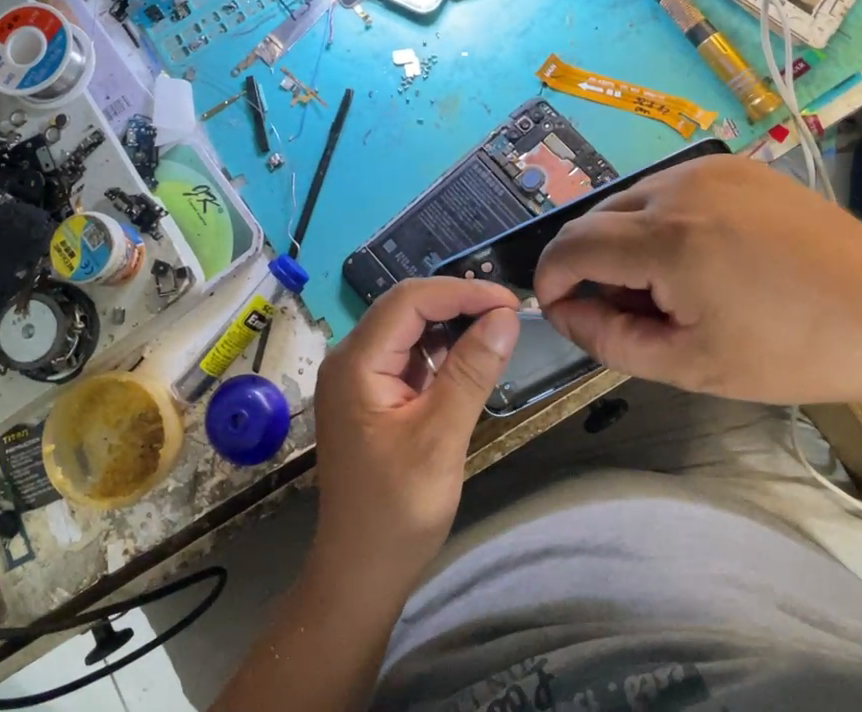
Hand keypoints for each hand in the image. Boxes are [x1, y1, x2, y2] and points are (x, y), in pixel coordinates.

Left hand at [312, 278, 520, 585]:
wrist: (360, 568)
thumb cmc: (397, 509)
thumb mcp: (440, 437)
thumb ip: (471, 372)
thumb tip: (505, 317)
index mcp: (355, 363)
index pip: (409, 300)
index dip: (461, 292)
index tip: (511, 302)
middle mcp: (349, 360)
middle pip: (404, 308)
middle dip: (457, 304)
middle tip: (510, 315)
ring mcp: (357, 379)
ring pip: (406, 330)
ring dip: (450, 325)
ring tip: (497, 331)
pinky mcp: (370, 397)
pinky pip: (406, 358)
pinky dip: (439, 353)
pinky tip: (469, 359)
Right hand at [534, 155, 861, 409]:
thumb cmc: (793, 353)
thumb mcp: (689, 365)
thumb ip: (608, 339)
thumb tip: (563, 311)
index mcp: (667, 238)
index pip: (571, 245)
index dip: (551, 279)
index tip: (560, 310)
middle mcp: (682, 186)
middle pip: (597, 219)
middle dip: (592, 265)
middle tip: (628, 311)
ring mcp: (715, 168)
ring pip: (633, 201)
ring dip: (627, 241)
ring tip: (671, 287)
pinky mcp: (743, 166)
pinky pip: (674, 188)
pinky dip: (664, 220)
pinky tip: (703, 257)